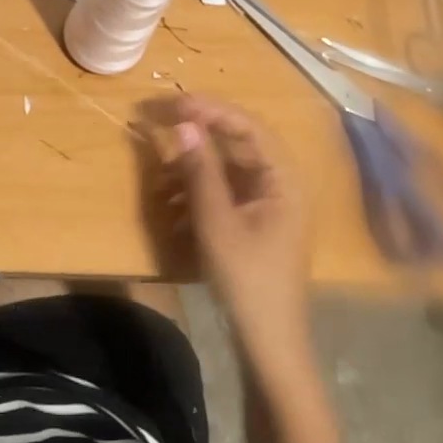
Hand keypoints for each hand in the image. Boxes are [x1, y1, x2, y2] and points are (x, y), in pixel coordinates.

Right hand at [163, 95, 312, 374]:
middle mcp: (280, 183)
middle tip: (158, 120)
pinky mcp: (254, 223)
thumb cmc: (248, 280)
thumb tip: (184, 125)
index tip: (172, 102)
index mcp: (283, 178)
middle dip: (197, 135)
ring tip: (159, 174)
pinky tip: (171, 205)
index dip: (210, 109)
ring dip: (193, 167)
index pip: (248, 126)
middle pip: (237, 144)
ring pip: (227, 169)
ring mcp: (268, 204)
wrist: (269, 340)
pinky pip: (224, 193)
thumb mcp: (217, 223)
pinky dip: (197, 192)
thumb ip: (201, 171)